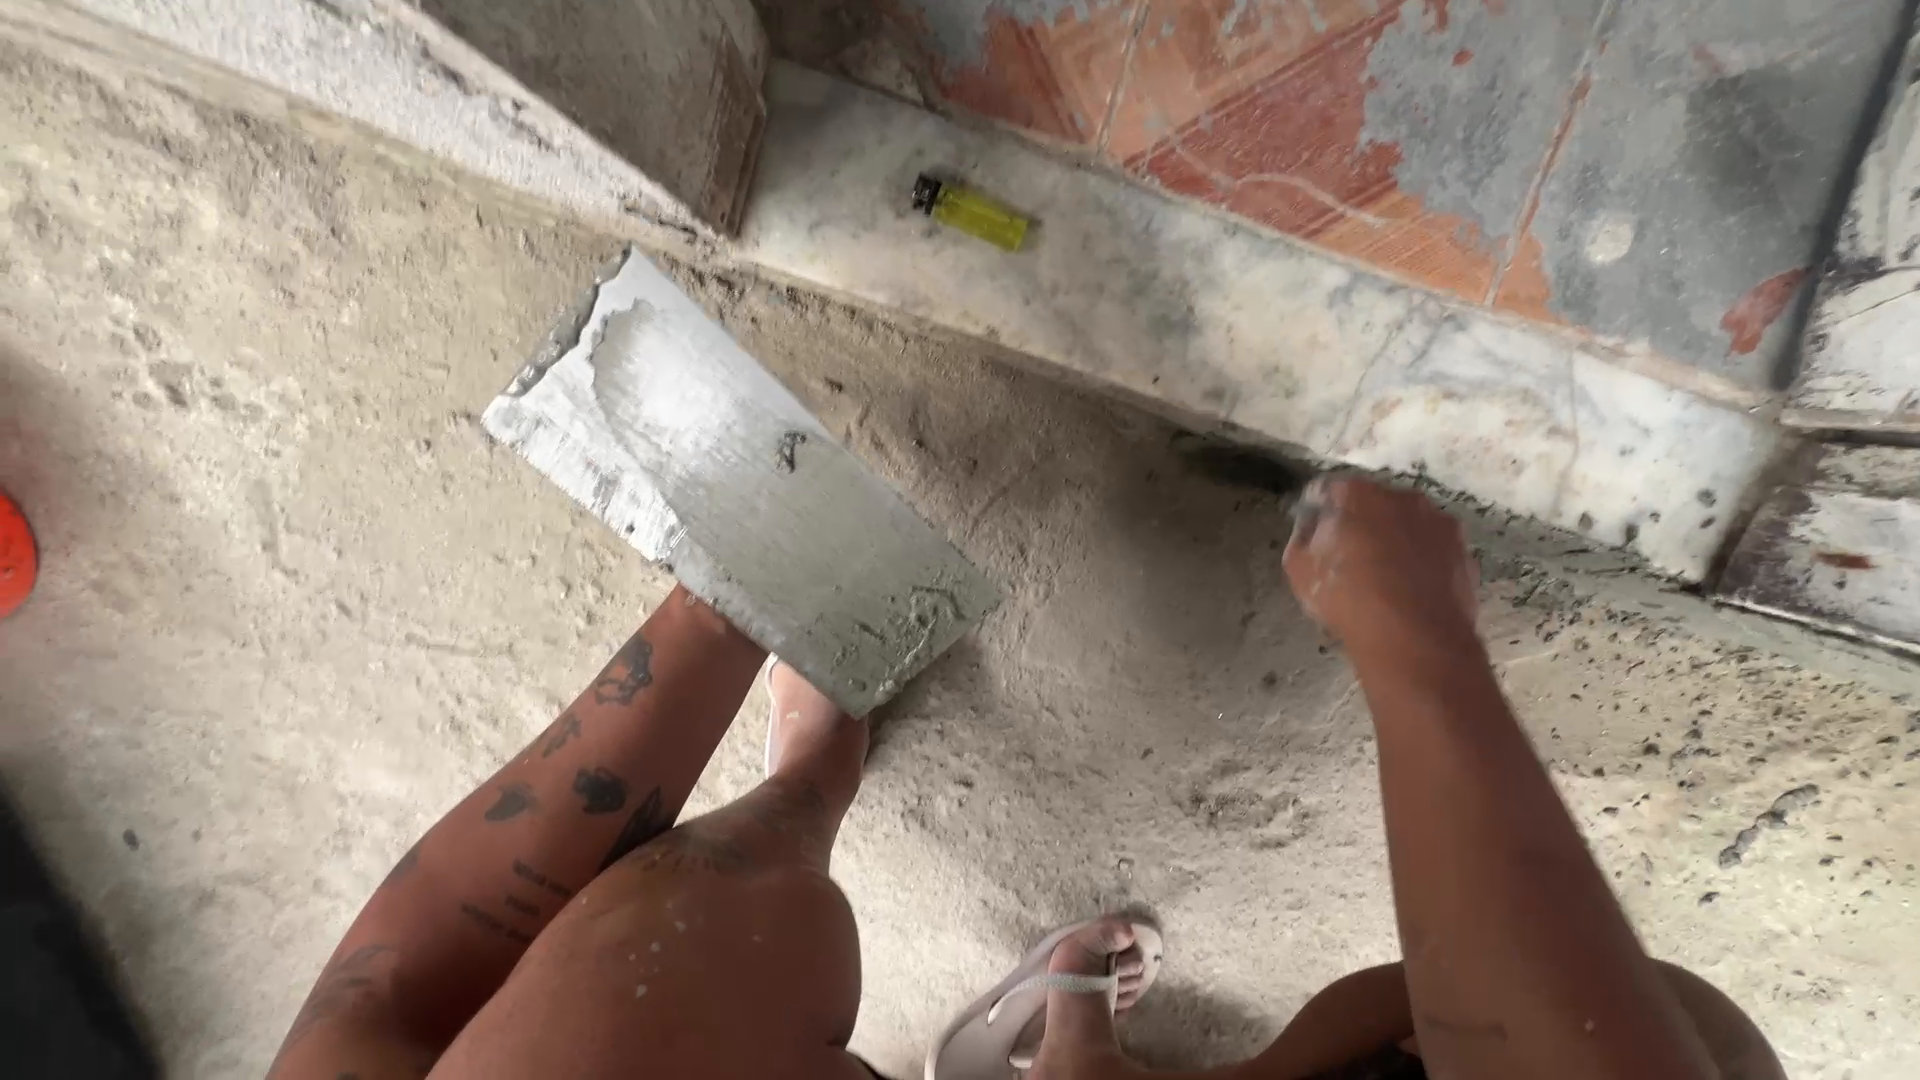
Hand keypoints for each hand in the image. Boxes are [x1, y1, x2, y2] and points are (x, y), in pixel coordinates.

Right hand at [1282, 476, 1480, 658]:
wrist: (1415, 637)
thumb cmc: (1348, 598)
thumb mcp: (1299, 569)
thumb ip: (1302, 538)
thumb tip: (1313, 529)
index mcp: (1357, 494)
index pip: (1330, 489)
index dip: (1319, 510)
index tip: (1313, 530)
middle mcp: (1402, 498)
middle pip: (1373, 503)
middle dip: (1360, 521)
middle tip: (1347, 553)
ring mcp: (1439, 523)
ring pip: (1407, 524)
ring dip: (1393, 540)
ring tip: (1381, 574)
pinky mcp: (1463, 551)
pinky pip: (1431, 548)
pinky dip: (1420, 561)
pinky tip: (1408, 588)